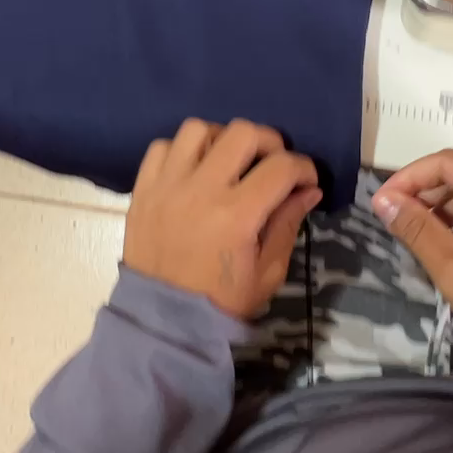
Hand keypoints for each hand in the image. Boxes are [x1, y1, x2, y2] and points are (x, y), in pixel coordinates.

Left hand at [124, 119, 321, 319]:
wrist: (162, 323)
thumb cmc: (222, 301)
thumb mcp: (268, 271)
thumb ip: (288, 224)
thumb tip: (309, 190)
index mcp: (236, 216)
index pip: (282, 167)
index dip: (304, 168)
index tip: (306, 182)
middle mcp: (201, 190)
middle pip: (243, 132)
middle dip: (270, 142)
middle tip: (273, 164)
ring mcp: (167, 186)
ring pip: (199, 129)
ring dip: (223, 140)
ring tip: (230, 162)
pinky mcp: (143, 189)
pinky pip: (163, 146)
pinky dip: (183, 150)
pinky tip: (195, 171)